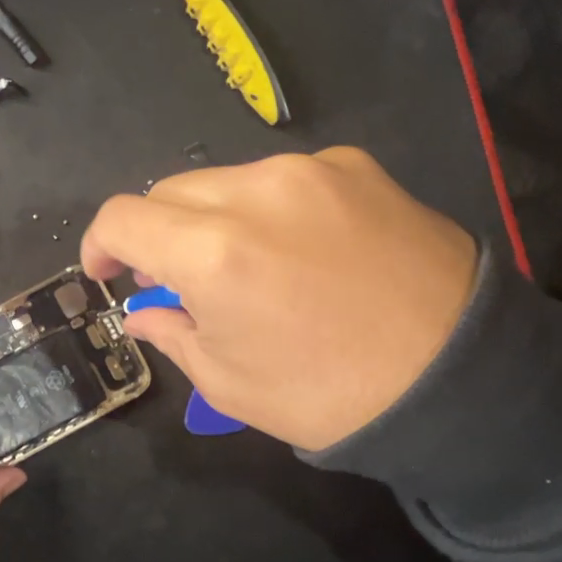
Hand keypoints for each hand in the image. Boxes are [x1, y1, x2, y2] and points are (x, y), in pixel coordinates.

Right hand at [80, 147, 478, 451]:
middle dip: (154, 234)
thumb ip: (170, 331)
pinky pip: (281, 179)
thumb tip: (145, 309)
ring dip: (208, 218)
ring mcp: (309, 172)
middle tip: (175, 281)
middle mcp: (252, 193)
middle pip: (167, 193)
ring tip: (241, 265)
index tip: (109, 275)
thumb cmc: (326, 393)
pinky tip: (296, 249)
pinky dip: (265, 208)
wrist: (462, 379)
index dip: (99, 245)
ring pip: (222, 181)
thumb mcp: (225, 380)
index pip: (121, 218)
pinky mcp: (358, 168)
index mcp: (210, 252)